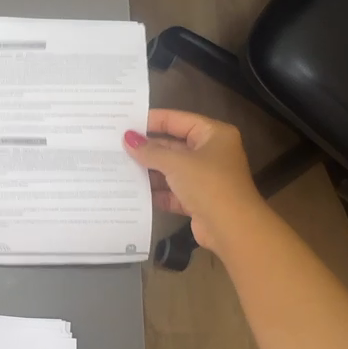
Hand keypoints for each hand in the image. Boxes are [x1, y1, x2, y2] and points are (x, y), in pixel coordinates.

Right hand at [123, 108, 269, 258]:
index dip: (152, 120)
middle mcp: (210, 153)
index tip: (125, 123)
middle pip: (172, 146)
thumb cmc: (208, 185)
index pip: (178, 120)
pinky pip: (171, 191)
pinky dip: (155, 192)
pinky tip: (130, 191)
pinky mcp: (197, 199)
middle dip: (146, 149)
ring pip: (170, 169)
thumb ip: (150, 151)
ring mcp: (204, 178)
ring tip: (117, 167)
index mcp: (214, 135)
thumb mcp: (176, 163)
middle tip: (115, 146)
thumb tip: (127, 138)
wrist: (232, 228)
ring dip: (148, 171)